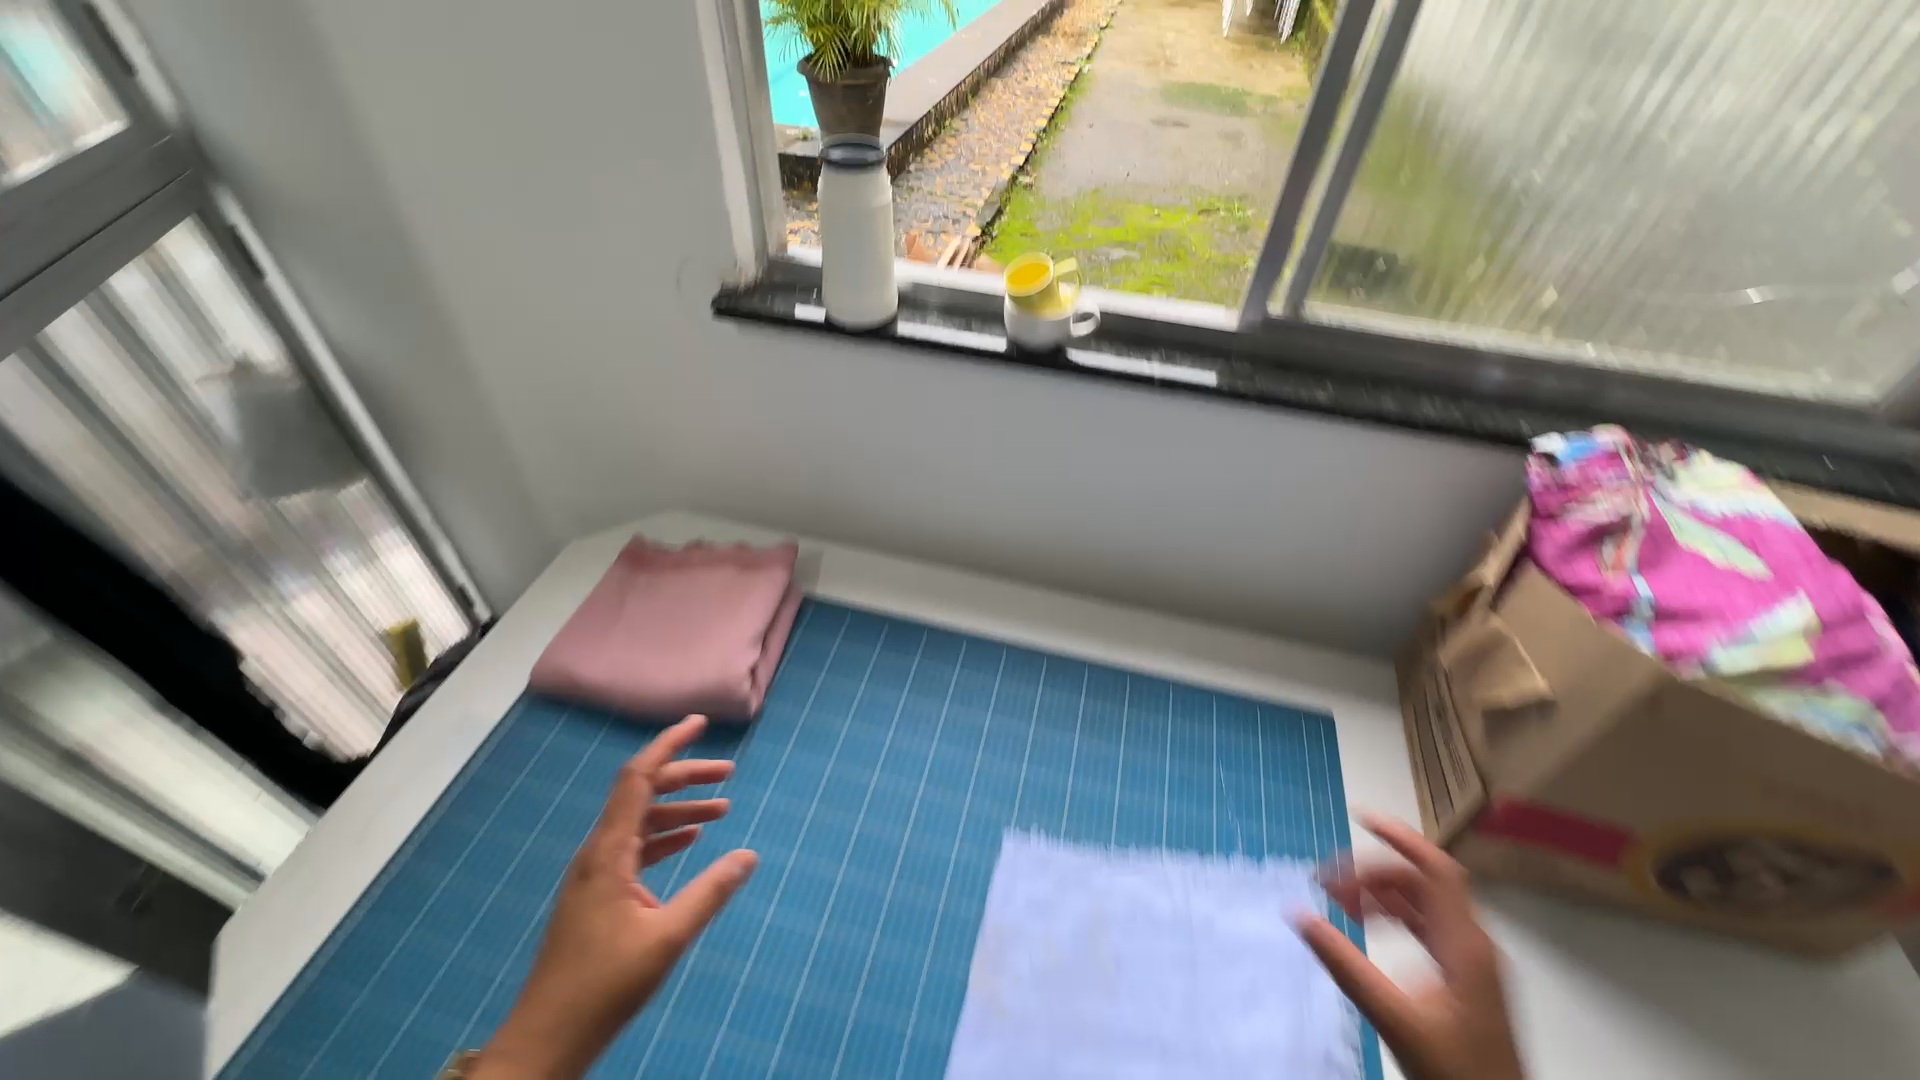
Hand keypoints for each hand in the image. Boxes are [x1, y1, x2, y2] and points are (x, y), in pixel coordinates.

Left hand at [473, 716, 757, 1079]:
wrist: (546, 1039)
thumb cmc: (605, 986)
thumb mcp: (668, 938)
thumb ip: (711, 892)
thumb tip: (750, 855)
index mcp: (608, 852)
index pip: (638, 778)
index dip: (668, 745)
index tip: (699, 724)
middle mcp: (598, 852)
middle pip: (641, 794)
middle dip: (684, 777)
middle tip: (729, 772)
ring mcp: (594, 874)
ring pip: (639, 822)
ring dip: (679, 810)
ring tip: (722, 810)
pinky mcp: (597, 895)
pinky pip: (634, 849)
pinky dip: (664, 837)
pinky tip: (689, 841)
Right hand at [1298, 814, 1525, 1079]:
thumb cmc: (1455, 1071)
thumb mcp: (1395, 1019)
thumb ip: (1347, 967)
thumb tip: (1300, 916)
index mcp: (1465, 945)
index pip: (1436, 870)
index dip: (1400, 837)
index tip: (1362, 818)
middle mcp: (1472, 944)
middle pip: (1421, 884)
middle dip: (1372, 873)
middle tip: (1326, 882)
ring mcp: (1470, 960)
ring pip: (1421, 904)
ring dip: (1379, 894)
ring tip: (1336, 900)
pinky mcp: (1463, 976)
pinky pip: (1423, 926)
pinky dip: (1390, 916)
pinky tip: (1364, 924)